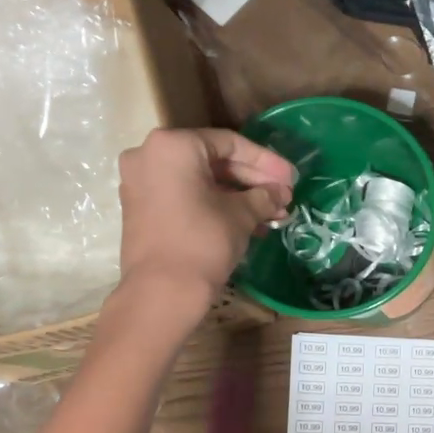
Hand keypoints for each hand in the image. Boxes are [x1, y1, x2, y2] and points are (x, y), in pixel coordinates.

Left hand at [116, 128, 295, 309]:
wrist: (163, 289)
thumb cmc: (203, 241)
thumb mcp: (241, 215)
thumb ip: (264, 197)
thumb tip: (280, 193)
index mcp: (174, 146)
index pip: (230, 143)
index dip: (267, 161)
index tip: (292, 178)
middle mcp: (150, 154)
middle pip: (213, 160)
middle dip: (253, 180)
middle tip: (284, 197)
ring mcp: (141, 180)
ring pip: (201, 180)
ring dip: (239, 196)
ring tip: (273, 216)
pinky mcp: (142, 206)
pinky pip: (186, 195)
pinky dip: (216, 204)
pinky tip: (248, 223)